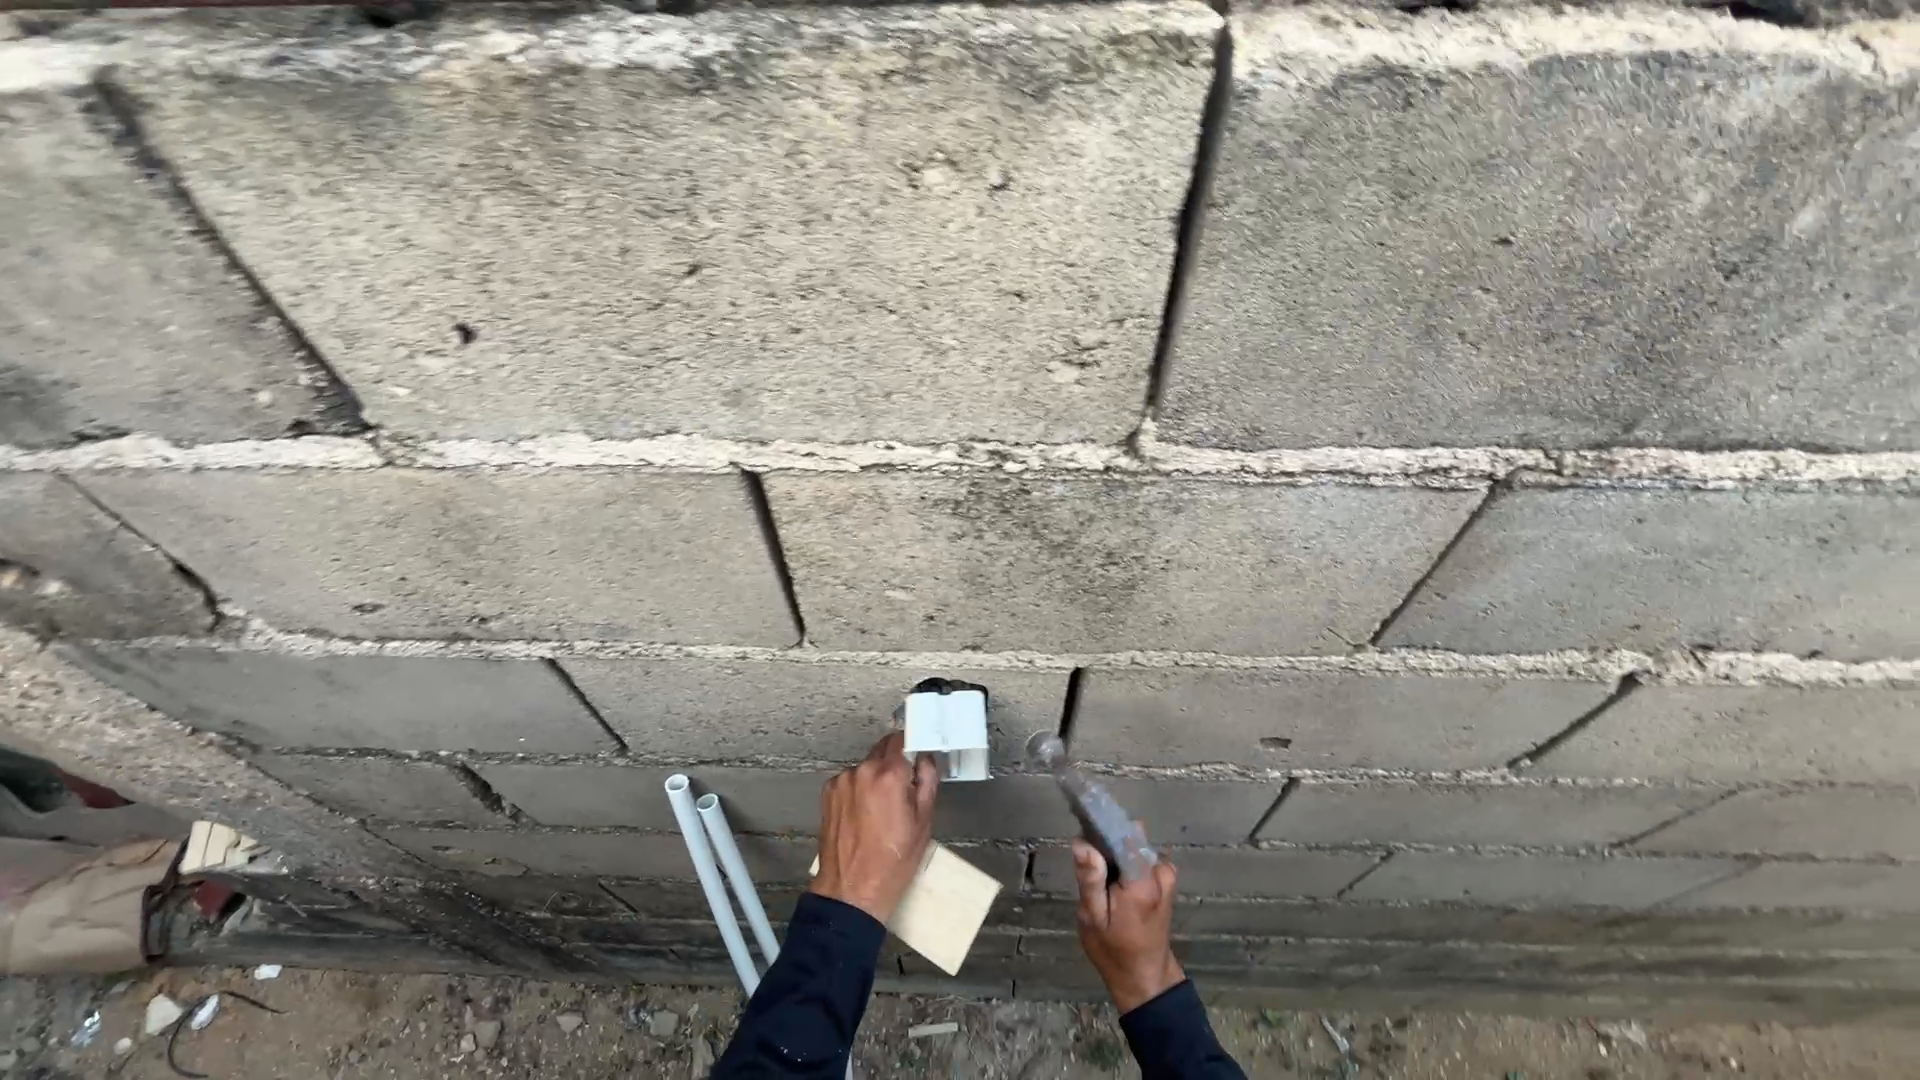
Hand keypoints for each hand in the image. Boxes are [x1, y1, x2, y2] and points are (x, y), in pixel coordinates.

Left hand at [809, 731, 939, 922]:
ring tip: (881, 809)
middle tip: (903, 790)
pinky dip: (859, 789)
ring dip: (876, 777)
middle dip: (895, 763)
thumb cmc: (893, 861)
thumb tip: (925, 759)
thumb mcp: (923, 821)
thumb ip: (927, 781)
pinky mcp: (828, 793)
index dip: (913, 747)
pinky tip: (864, 814)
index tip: (918, 758)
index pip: (903, 739)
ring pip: (867, 766)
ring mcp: (842, 781)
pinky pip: (850, 780)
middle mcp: (862, 771)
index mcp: (889, 775)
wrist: (853, 890)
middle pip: (883, 750)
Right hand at [1073, 835, 1184, 1013]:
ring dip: (1114, 853)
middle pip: (1128, 836)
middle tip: (1087, 867)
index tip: (1080, 823)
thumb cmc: (1114, 951)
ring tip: (1100, 878)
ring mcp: (1165, 873)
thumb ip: (1090, 879)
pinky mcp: (1165, 877)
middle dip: (1105, 843)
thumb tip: (1081, 842)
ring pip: (1133, 844)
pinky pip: (1140, 854)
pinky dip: (1125, 861)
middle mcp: (1159, 871)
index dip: (1100, 824)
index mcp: (1141, 882)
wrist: (1145, 977)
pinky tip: (1114, 881)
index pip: (1122, 834)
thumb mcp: (1093, 919)